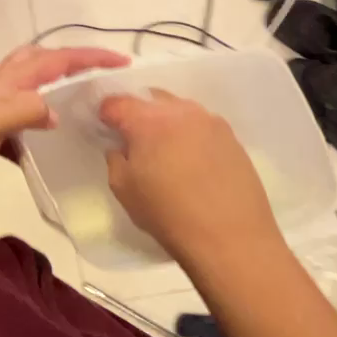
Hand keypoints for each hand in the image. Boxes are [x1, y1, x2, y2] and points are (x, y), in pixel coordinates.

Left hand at [0, 45, 129, 186]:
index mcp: (8, 81)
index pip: (55, 60)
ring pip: (29, 86)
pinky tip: (46, 143)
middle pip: (40, 60)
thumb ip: (25, 111)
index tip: (121, 61)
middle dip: (70, 60)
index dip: (88, 57)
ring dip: (54, 87)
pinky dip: (35, 122)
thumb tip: (56, 112)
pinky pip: (19, 118)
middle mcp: (2, 86)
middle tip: (97, 73)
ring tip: (80, 105)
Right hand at [100, 90, 285, 264]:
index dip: (105, 114)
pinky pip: (200, 125)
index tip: (103, 129)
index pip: (116, 102)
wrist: (231, 238)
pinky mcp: (232, 138)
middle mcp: (182, 112)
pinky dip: (187, 134)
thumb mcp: (122, 188)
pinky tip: (187, 160)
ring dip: (163, 121)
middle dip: (135, 113)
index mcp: (148, 121)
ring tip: (162, 150)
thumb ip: (115, 158)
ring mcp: (211, 122)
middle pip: (149, 98)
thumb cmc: (167, 213)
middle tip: (131, 139)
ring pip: (177, 109)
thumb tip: (121, 146)